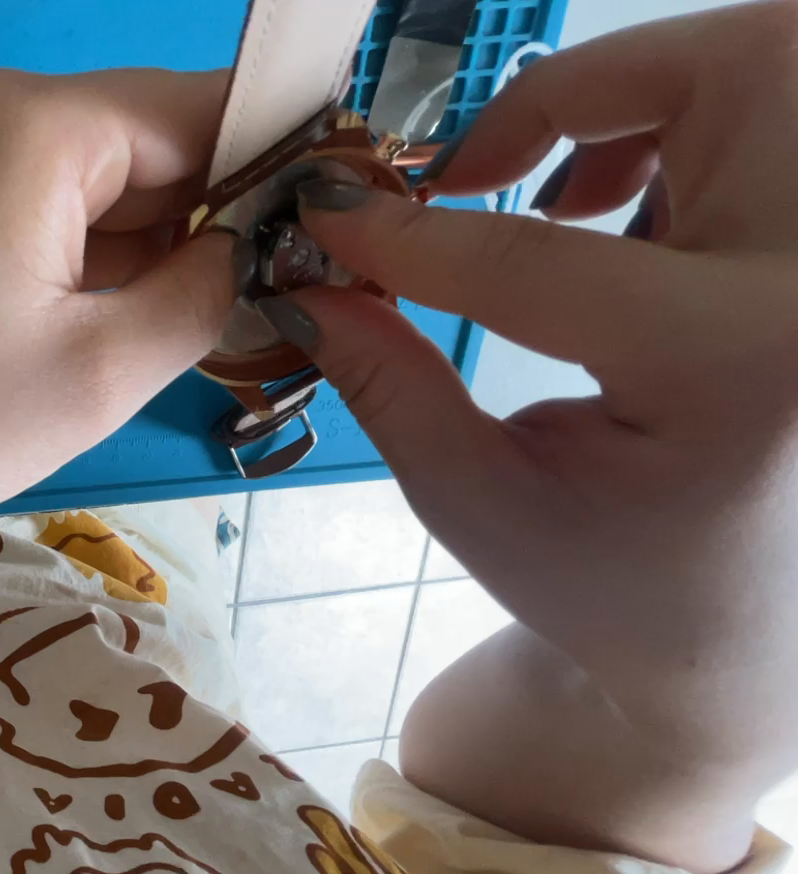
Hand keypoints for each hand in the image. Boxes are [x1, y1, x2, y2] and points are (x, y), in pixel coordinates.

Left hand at [0, 69, 236, 543]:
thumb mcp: (101, 371)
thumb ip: (205, 289)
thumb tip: (245, 245)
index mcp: (36, 127)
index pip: (204, 111)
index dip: (274, 173)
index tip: (319, 243)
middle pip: (144, 149)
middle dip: (199, 226)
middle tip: (239, 314)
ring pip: (90, 192)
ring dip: (136, 259)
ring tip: (154, 341)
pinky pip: (34, 221)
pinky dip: (77, 269)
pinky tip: (86, 335)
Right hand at [261, 2, 797, 866]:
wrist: (751, 631)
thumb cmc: (598, 577)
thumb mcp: (467, 492)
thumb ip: (384, 378)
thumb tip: (301, 292)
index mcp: (742, 368)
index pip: (532, 258)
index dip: (405, 233)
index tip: (324, 216)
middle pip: (743, 67)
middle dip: (575, 94)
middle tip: (470, 177)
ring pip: (784, 66)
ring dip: (642, 104)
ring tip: (555, 199)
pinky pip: (793, 120)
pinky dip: (692, 133)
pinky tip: (627, 221)